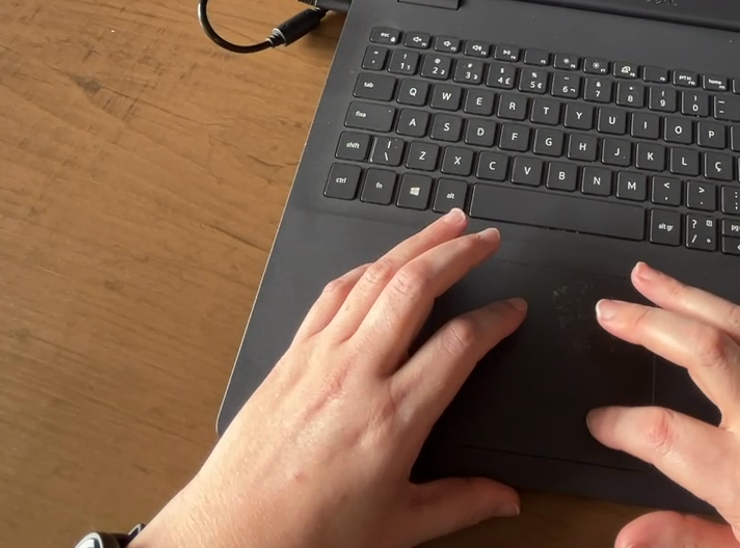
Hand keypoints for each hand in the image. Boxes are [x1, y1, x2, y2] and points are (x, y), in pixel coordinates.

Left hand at [136, 209, 526, 547]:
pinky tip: (384, 259)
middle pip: (417, 287)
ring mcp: (321, 356)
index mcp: (393, 419)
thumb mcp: (397, 529)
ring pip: (376, 276)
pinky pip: (334, 293)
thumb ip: (461, 504)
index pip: (459, 344)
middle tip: (488, 239)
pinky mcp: (293, 353)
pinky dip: (367, 267)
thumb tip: (508, 499)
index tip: (514, 309)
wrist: (225, 541)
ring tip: (448, 224)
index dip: (496, 319)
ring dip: (417, 243)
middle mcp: (358, 374)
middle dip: (459, 253)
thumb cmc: (308, 539)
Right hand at [586, 241, 739, 547]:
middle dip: (647, 323)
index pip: (664, 435)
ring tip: (647, 277)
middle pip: (701, 350)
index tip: (599, 422)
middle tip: (609, 311)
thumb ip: (682, 540)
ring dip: (687, 295)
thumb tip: (624, 538)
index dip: (620, 425)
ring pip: (738, 326)